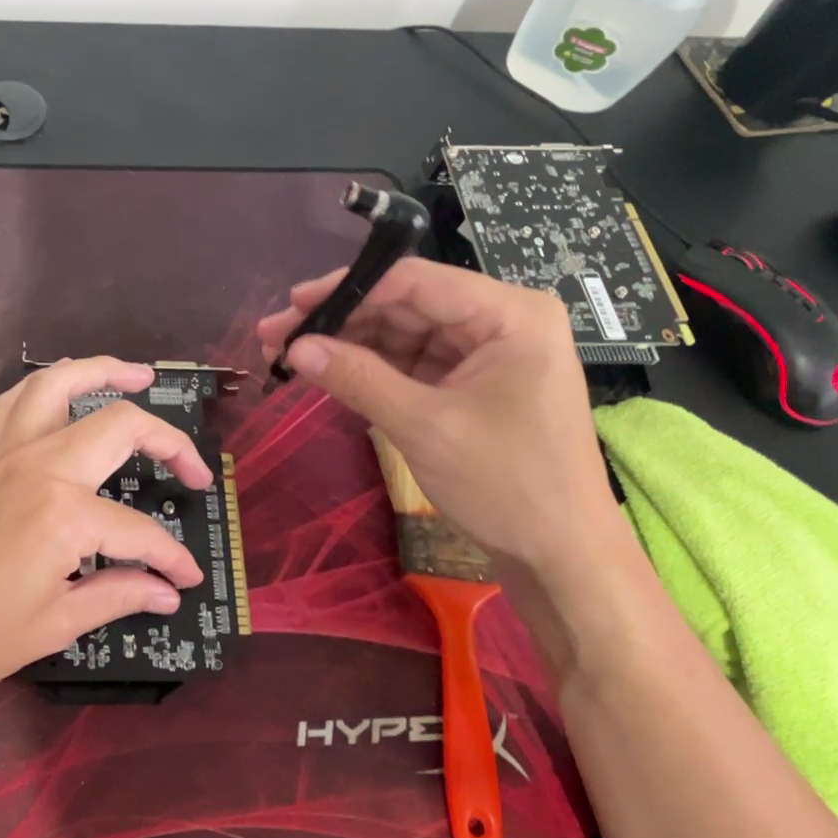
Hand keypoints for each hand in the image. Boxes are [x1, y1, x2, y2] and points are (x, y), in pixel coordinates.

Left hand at [0, 357, 209, 792]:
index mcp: (65, 514)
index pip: (140, 531)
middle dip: (168, 442)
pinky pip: (17, 403)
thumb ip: (116, 595)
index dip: (171, 558)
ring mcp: (7, 454)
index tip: (187, 579)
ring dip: (102, 372)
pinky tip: (65, 398)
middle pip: (118, 428)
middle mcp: (41, 466)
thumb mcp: (52, 624)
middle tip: (195, 468)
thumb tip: (166, 590)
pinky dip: (47, 389)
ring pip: (59, 386)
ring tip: (138, 375)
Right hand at [255, 258, 621, 573]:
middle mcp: (501, 320)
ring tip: (288, 356)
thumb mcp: (424, 427)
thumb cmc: (507, 484)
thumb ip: (357, 378)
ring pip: (403, 333)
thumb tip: (293, 347)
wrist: (562, 556)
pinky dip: (371, 368)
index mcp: (509, 314)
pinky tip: (328, 373)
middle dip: (340, 320)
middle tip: (275, 336)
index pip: (414, 281)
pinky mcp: (473, 382)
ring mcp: (487, 352)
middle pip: (405, 304)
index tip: (292, 305)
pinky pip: (413, 362)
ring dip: (349, 345)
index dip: (347, 289)